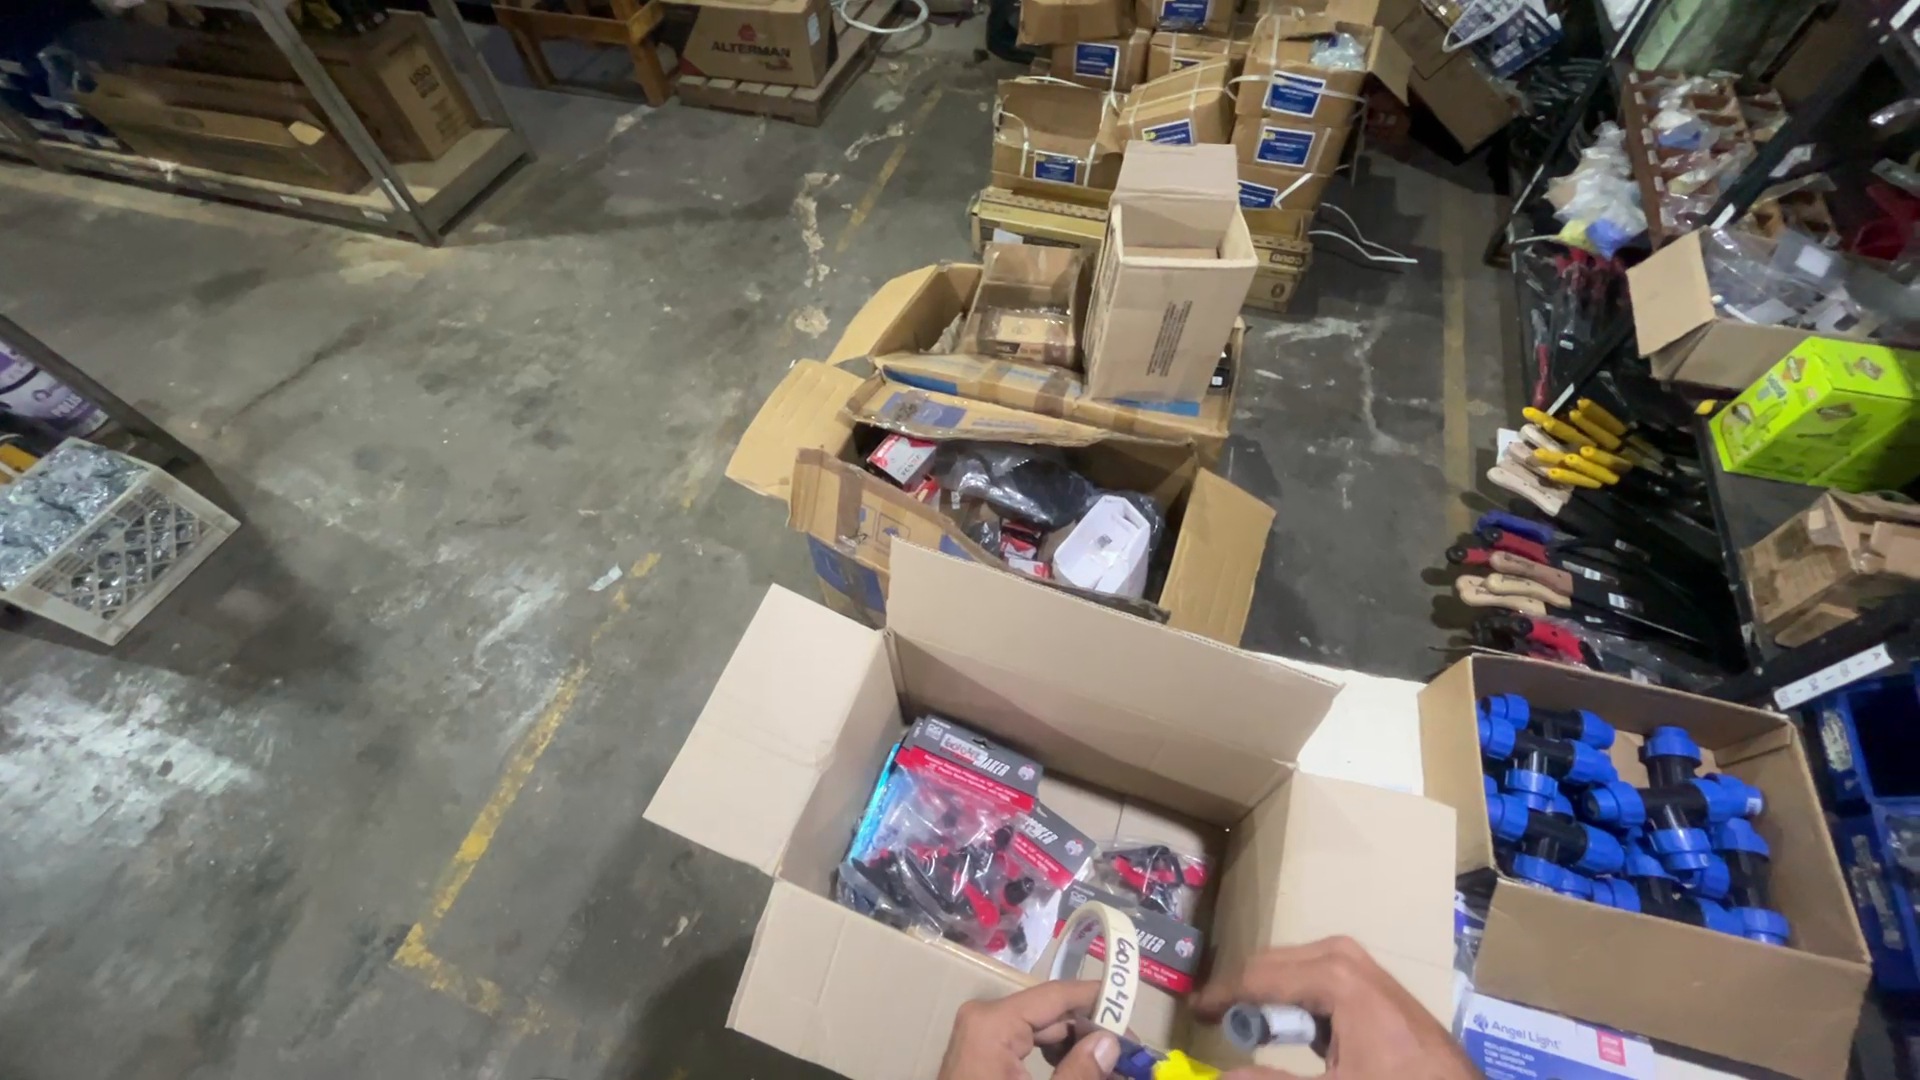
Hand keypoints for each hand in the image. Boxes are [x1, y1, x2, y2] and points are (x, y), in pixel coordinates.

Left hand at [937, 979, 1122, 1079]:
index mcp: (994, 1021)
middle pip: (1050, 1013)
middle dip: (1090, 1032)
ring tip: (1112, 1067)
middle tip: (1130, 1055)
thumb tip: (1110, 1041)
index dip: (1095, 999)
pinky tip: (1080, 1071)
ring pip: (1041, 1029)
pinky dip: (1054, 1057)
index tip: (1131, 1010)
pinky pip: (1026, 1043)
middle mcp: (985, 1016)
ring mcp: (981, 1033)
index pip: (1055, 995)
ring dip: (1076, 1046)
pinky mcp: (982, 1052)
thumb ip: (1078, 1074)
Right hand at [1192, 937, 1475, 1079]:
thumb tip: (1221, 1077)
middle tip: (1219, 1021)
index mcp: (1334, 976)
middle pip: (1272, 965)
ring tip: (1253, 1026)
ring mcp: (1360, 961)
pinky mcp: (1372, 977)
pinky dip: (1298, 998)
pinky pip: (1316, 975)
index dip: (1222, 996)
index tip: (1194, 1010)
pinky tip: (1298, 1028)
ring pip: (1292, 967)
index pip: (1258, 978)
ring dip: (1270, 996)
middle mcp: (1343, 954)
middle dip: (1244, 994)